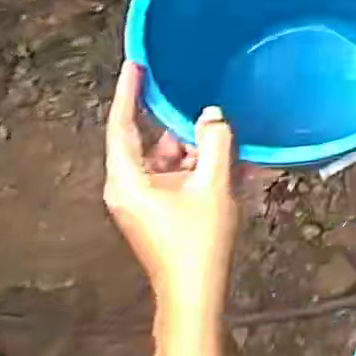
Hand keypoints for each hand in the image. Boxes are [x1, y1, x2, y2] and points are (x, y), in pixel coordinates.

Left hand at [106, 61, 237, 314]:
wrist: (195, 292)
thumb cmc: (199, 239)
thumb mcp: (213, 184)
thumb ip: (214, 141)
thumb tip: (211, 114)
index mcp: (128, 180)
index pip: (122, 125)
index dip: (128, 92)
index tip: (135, 63)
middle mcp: (127, 187)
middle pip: (153, 141)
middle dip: (186, 129)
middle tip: (215, 118)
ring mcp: (142, 200)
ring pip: (169, 158)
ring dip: (199, 151)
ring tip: (232, 149)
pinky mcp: (158, 209)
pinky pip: (176, 175)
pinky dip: (200, 168)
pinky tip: (230, 169)